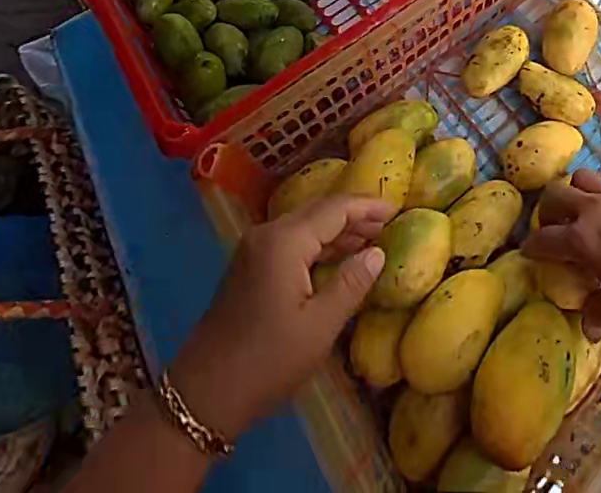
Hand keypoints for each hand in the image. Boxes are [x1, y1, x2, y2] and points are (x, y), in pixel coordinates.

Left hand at [168, 195, 391, 438]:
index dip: (367, 206)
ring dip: (337, 231)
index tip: (396, 209)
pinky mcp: (250, 265)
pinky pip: (292, 242)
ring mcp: (255, 248)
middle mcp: (267, 233)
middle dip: (354, 215)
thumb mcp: (319, 326)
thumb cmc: (267, 360)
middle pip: (318, 211)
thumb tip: (377, 252)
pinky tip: (339, 257)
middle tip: (388, 223)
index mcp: (285, 241)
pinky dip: (318, 245)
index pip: (334, 209)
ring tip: (372, 238)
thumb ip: (351, 283)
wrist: (204, 394)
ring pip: (305, 226)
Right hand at [524, 170, 600, 337]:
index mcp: (581, 239)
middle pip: (554, 196)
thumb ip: (598, 312)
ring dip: (572, 193)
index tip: (529, 254)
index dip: (532, 248)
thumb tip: (587, 325)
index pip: (543, 239)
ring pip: (579, 179)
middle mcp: (591, 211)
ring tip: (579, 215)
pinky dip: (598, 197)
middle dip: (546, 212)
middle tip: (552, 231)